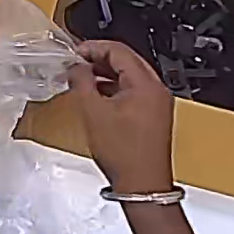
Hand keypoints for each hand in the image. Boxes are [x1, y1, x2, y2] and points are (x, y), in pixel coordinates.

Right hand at [65, 39, 174, 193]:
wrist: (142, 185)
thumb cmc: (124, 154)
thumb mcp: (93, 112)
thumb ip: (82, 82)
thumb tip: (76, 67)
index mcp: (145, 84)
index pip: (119, 51)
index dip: (94, 48)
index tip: (76, 51)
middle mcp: (156, 90)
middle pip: (126, 60)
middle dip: (99, 59)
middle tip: (77, 62)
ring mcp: (157, 103)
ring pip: (130, 76)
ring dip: (106, 74)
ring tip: (83, 78)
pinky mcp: (154, 115)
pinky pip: (134, 91)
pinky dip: (115, 88)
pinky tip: (98, 96)